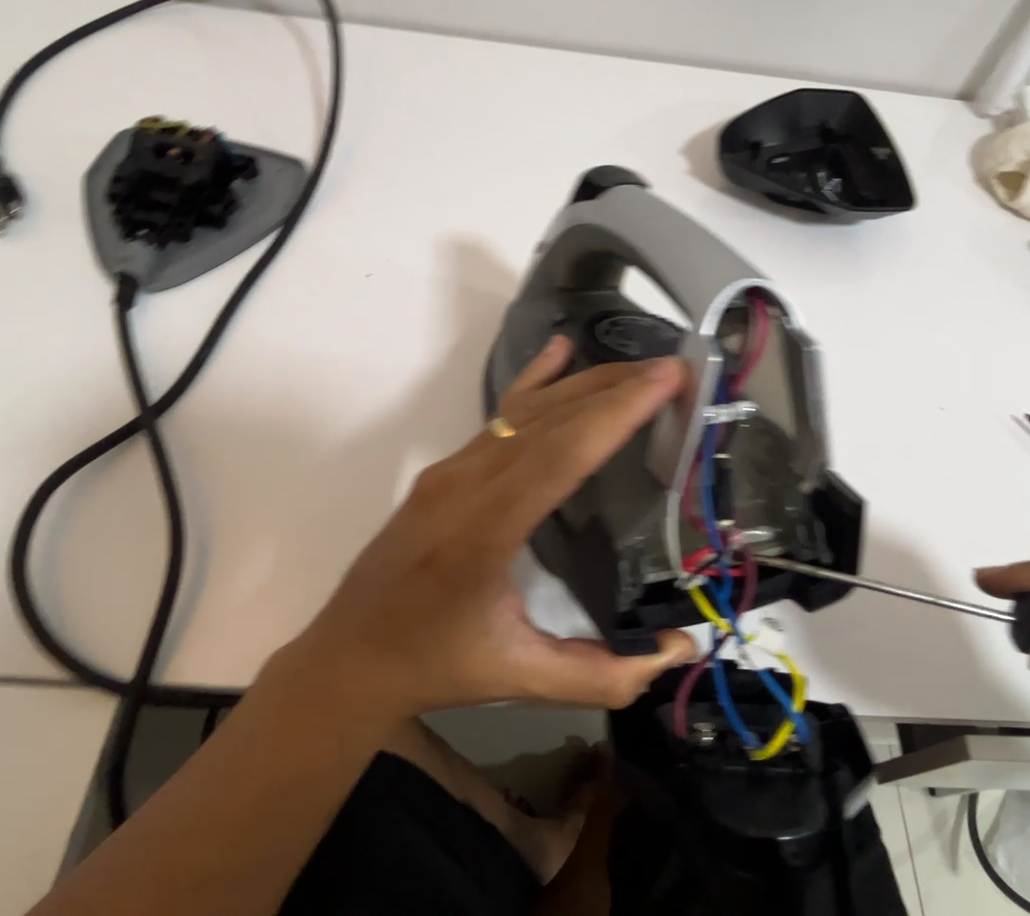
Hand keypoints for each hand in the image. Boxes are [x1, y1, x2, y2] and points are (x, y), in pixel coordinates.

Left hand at [277, 335, 695, 720]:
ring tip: (638, 369)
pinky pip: (498, 420)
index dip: (616, 413)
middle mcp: (463, 485)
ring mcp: (449, 472)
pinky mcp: (443, 472)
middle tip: (673, 369)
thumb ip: (603, 673)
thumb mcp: (520, 676)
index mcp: (483, 531)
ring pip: (524, 413)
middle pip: (548, 420)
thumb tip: (680, 650)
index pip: (561, 454)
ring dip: (583, 386)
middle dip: (614, 389)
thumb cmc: (434, 665)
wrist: (350, 656)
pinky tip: (558, 352)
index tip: (666, 381)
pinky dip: (533, 384)